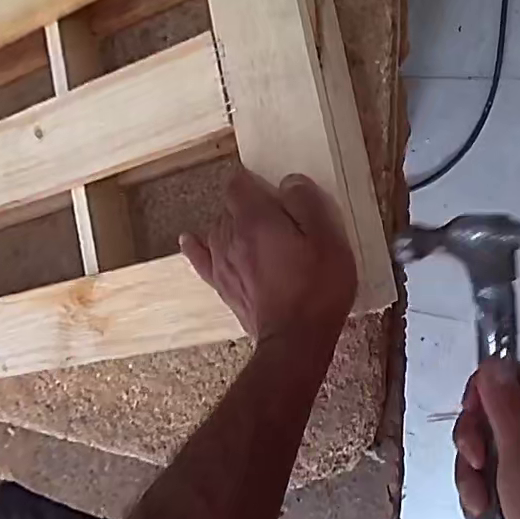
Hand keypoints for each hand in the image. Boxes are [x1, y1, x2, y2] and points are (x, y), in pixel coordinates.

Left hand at [179, 169, 356, 346]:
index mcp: (255, 218)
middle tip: (280, 214)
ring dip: (235, 223)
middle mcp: (230, 236)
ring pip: (219, 228)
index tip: (275, 187)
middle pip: (230, 206)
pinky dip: (197, 246)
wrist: (297, 339)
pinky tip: (191, 240)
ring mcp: (222, 264)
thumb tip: (289, 182)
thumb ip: (306, 201)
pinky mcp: (224, 287)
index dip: (255, 179)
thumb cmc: (318, 286)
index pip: (239, 182)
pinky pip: (201, 259)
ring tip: (258, 229)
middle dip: (250, 203)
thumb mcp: (328, 236)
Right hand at [453, 361, 519, 518]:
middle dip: (470, 438)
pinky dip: (479, 489)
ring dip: (471, 473)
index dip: (481, 388)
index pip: (505, 372)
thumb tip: (493, 360)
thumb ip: (504, 402)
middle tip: (475, 463)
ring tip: (480, 501)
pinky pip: (486, 470)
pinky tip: (482, 510)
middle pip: (486, 409)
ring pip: (481, 443)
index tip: (470, 414)